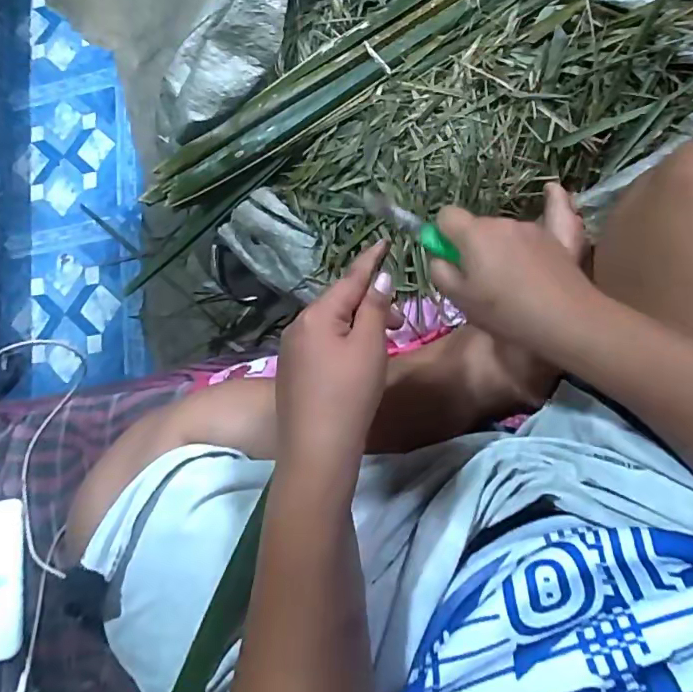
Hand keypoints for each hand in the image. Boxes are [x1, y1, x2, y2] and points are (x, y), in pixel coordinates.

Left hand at [276, 240, 395, 464]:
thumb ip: (375, 308)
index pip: (350, 279)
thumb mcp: (370, 346)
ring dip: (358, 324)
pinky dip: (343, 341)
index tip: (384, 241)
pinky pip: (322, 342)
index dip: (370, 261)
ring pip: (331, 323)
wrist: (316, 450)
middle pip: (339, 302)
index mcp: (317, 314)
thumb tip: (380, 278)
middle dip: (370, 304)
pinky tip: (357, 358)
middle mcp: (298, 325)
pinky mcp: (293, 370)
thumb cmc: (350, 393)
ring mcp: (292, 348)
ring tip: (383, 341)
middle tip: (400, 323)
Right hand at [427, 184, 600, 360]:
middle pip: (477, 227)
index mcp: (473, 234)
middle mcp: (501, 222)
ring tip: (512, 281)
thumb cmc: (505, 312)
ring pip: (504, 232)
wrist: (566, 320)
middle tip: (481, 281)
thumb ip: (440, 271)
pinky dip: (543, 216)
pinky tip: (549, 198)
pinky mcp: (557, 236)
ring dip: (502, 248)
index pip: (447, 215)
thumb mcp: (459, 299)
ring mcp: (531, 228)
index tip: (451, 258)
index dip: (444, 234)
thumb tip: (440, 256)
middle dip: (474, 246)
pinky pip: (547, 218)